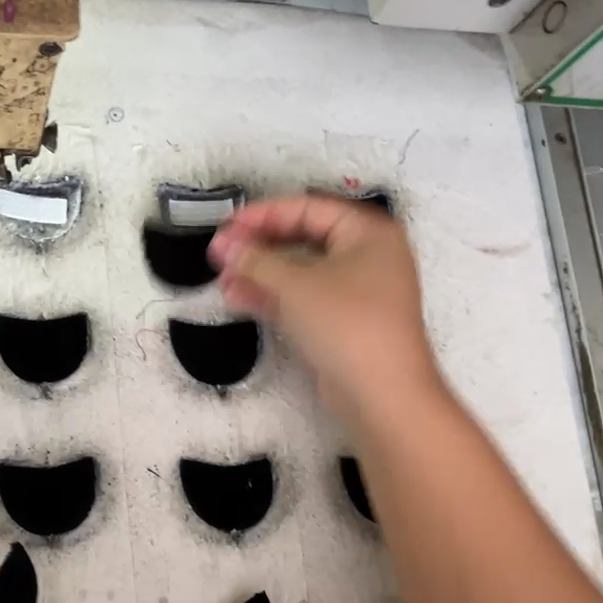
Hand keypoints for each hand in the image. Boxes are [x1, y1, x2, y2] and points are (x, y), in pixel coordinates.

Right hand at [208, 194, 439, 406]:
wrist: (381, 394)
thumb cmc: (346, 325)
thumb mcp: (296, 286)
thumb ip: (256, 261)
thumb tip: (224, 245)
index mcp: (367, 232)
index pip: (307, 208)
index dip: (262, 214)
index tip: (225, 226)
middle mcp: (366, 256)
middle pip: (303, 239)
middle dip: (259, 247)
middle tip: (220, 254)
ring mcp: (355, 292)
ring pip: (300, 272)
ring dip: (260, 274)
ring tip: (222, 281)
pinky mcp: (342, 322)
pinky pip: (303, 299)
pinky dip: (273, 297)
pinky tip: (238, 299)